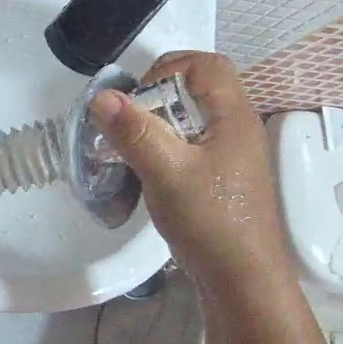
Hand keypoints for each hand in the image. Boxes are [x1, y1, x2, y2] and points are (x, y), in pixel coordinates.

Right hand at [88, 52, 291, 285]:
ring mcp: (229, 154)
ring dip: (155, 127)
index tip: (137, 101)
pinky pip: (188, 145)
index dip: (167, 69)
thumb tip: (101, 96)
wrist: (241, 279)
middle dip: (154, 99)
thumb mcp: (166, 172)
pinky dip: (163, 149)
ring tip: (129, 151)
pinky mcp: (220, 177)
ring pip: (189, 119)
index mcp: (233, 117)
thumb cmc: (210, 220)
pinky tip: (146, 173)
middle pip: (195, 89)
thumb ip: (134, 132)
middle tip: (127, 127)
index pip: (206, 65)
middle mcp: (236, 128)